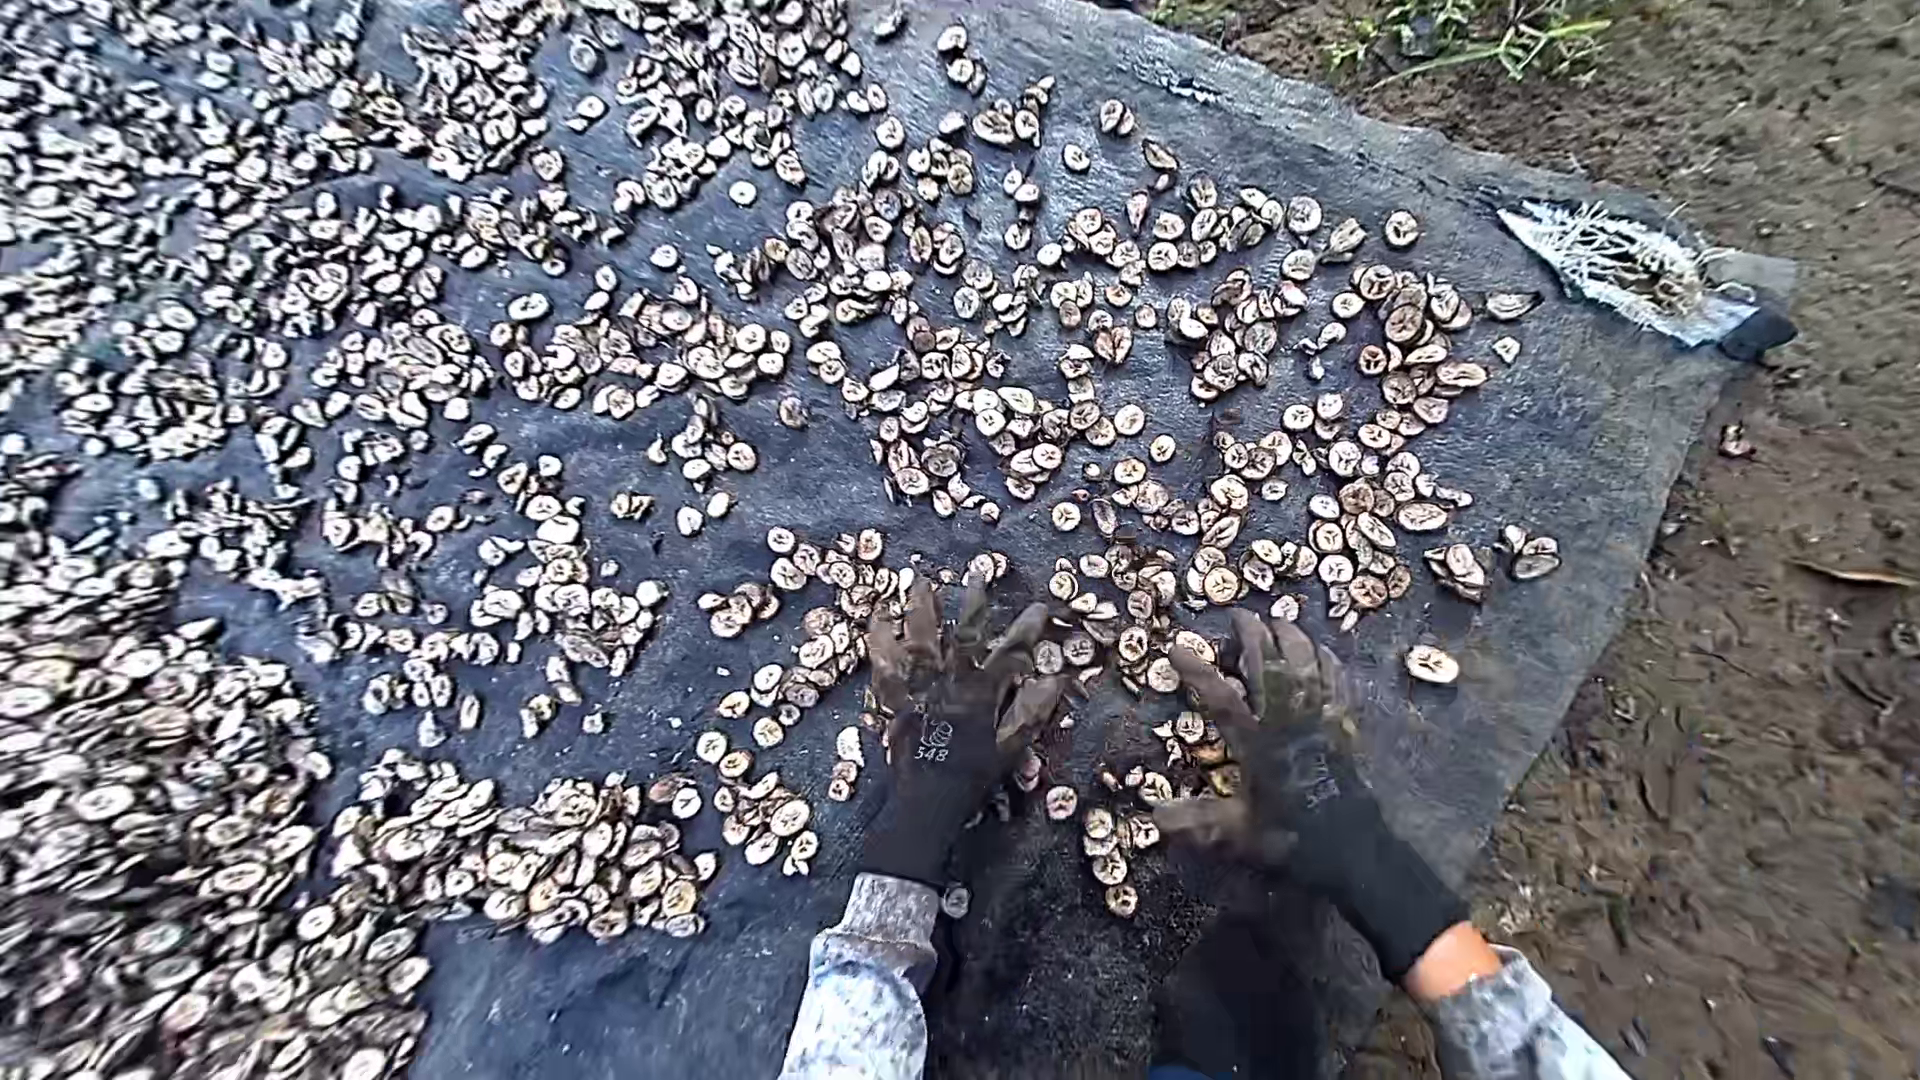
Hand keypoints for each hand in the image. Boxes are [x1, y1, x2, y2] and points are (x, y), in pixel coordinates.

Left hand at [859, 574, 1064, 886]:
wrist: (926, 802)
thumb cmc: (971, 776)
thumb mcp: (1009, 750)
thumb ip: (1032, 712)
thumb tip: (1056, 678)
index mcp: (980, 694)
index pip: (1010, 655)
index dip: (1027, 631)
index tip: (1039, 607)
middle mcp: (950, 682)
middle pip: (964, 637)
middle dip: (974, 604)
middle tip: (978, 573)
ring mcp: (920, 688)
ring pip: (922, 641)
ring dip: (923, 610)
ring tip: (920, 581)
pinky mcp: (896, 698)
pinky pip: (885, 665)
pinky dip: (880, 642)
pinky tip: (876, 618)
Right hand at [1164, 610, 1465, 981]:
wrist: (1359, 851)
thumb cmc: (1293, 837)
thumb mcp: (1239, 834)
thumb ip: (1198, 823)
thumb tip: (1152, 819)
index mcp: (1256, 742)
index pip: (1220, 697)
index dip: (1197, 671)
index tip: (1176, 648)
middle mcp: (1286, 721)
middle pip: (1267, 666)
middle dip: (1251, 636)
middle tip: (1238, 615)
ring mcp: (1319, 719)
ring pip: (1305, 664)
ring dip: (1291, 638)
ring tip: (1278, 621)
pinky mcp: (1344, 725)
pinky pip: (1338, 681)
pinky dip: (1328, 660)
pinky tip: (1322, 650)